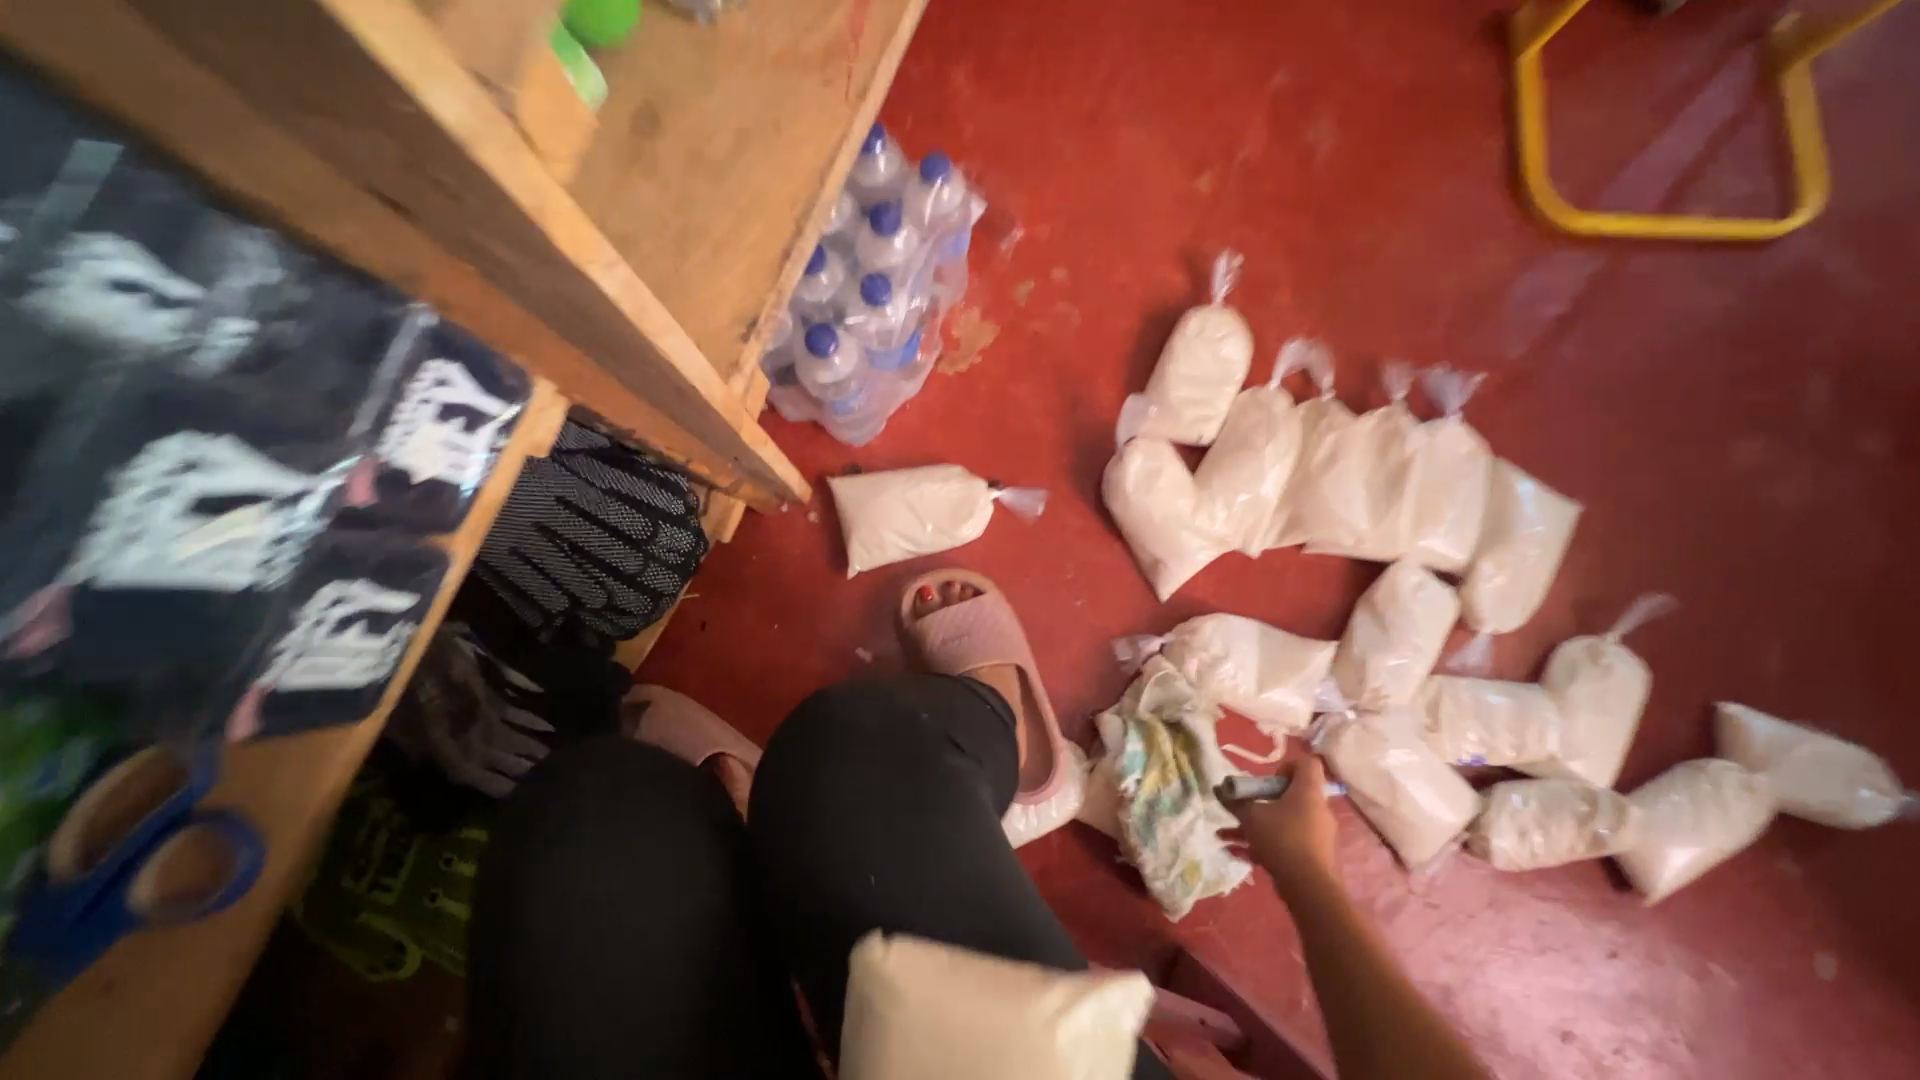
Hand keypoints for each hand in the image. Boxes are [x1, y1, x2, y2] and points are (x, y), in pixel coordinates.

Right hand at [1221, 756, 1338, 894]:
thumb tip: (1218, 789)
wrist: (1309, 887)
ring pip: (1284, 822)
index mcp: (1308, 792)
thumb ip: (1234, 802)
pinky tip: (1238, 854)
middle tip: (1245, 810)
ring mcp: (1317, 833)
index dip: (1286, 767)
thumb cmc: (1282, 839)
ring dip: (1256, 826)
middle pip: (1290, 795)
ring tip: (1226, 836)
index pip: (1307, 764)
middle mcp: (1317, 809)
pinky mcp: (1314, 855)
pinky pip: (1287, 842)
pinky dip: (1265, 844)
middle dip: (1261, 802)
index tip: (1267, 783)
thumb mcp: (1251, 817)